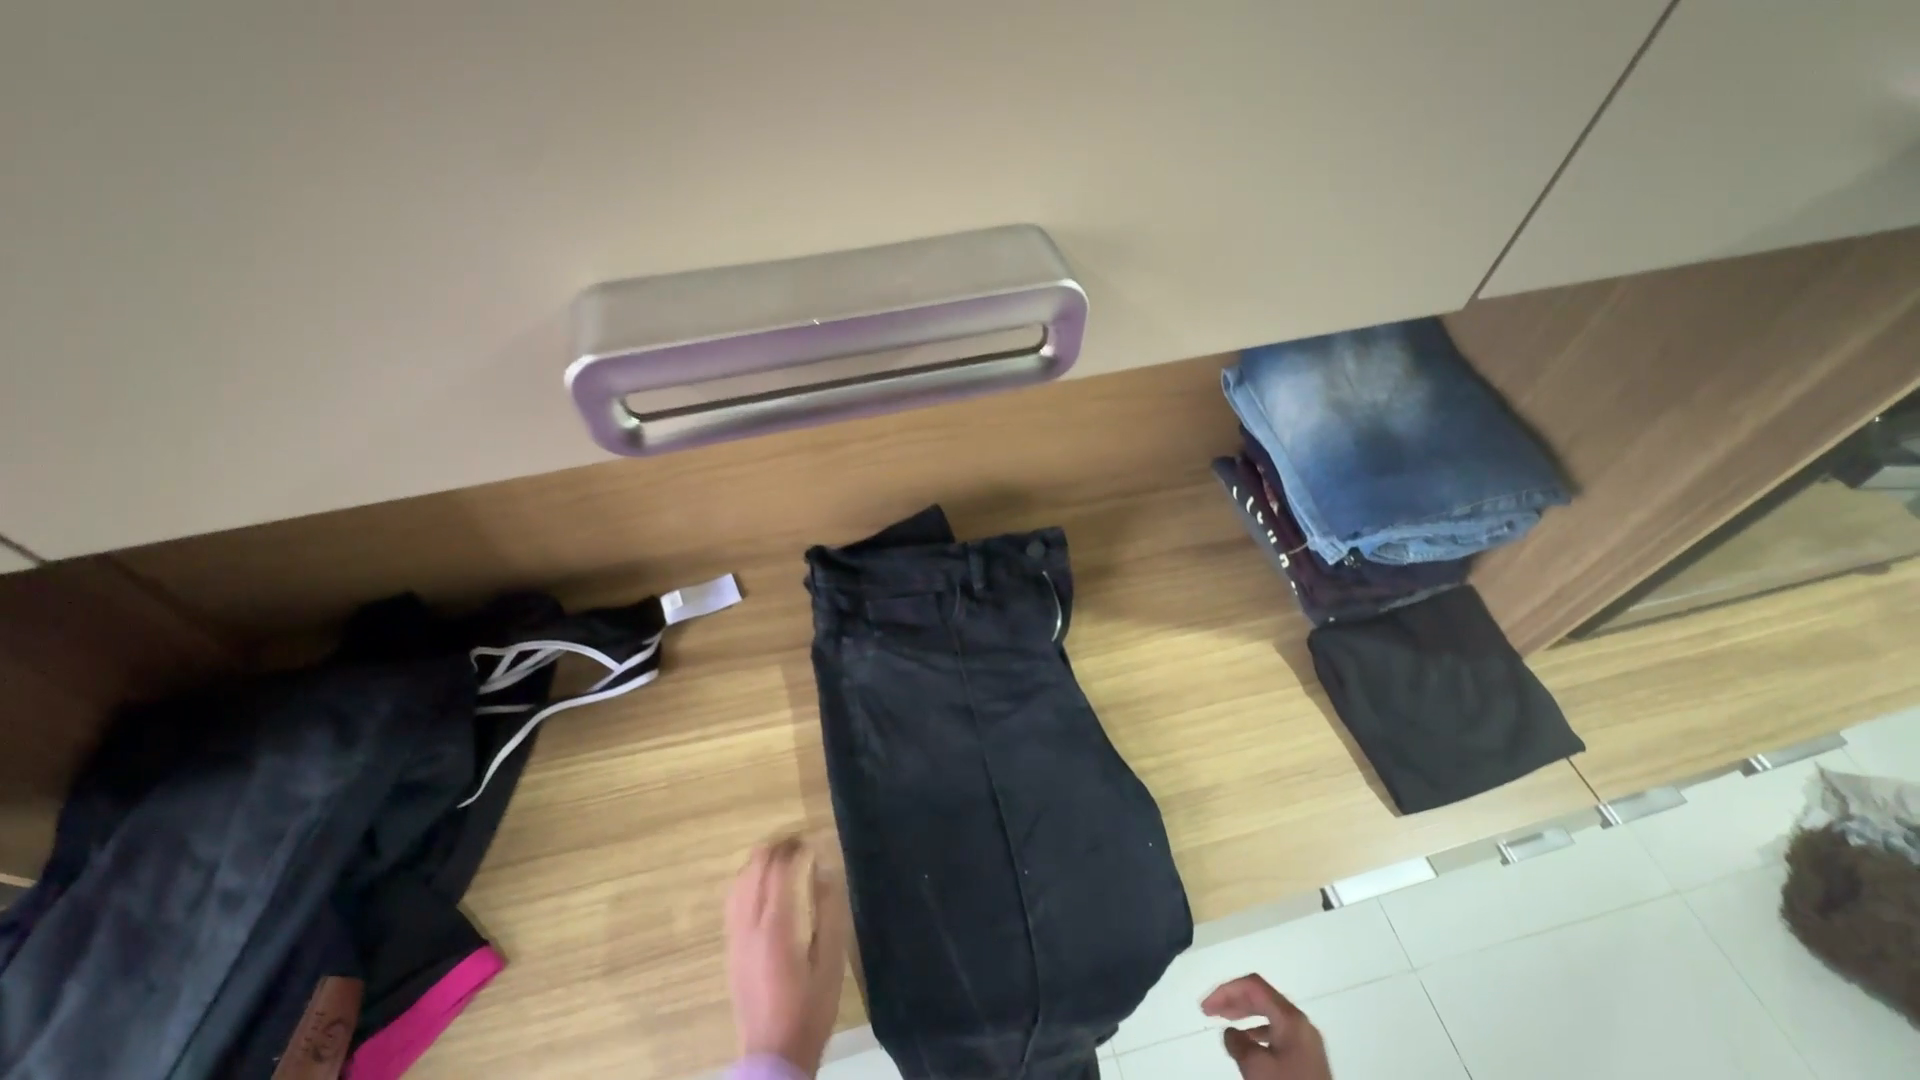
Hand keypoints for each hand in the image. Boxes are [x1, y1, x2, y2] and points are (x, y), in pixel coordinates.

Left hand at [725, 838, 851, 1076]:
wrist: (774, 1053)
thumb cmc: (810, 1009)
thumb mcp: (831, 962)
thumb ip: (829, 913)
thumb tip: (826, 871)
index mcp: (778, 926)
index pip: (782, 870)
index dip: (797, 849)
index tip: (813, 838)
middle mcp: (750, 925)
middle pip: (756, 870)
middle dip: (775, 848)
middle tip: (797, 838)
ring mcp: (735, 936)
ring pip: (739, 882)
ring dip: (758, 861)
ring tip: (779, 852)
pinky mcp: (730, 947)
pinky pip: (732, 900)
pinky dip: (746, 880)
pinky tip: (758, 881)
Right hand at [1202, 975, 1331, 1079]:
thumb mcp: (1256, 1067)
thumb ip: (1238, 1044)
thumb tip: (1231, 1033)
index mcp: (1290, 1017)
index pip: (1253, 986)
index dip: (1225, 990)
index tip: (1205, 1008)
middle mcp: (1299, 1022)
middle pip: (1261, 996)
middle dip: (1233, 999)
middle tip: (1209, 1011)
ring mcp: (1305, 1038)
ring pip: (1269, 1013)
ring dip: (1244, 1013)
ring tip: (1225, 1022)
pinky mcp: (1306, 1055)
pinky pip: (1277, 1030)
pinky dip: (1257, 1030)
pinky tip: (1247, 1042)